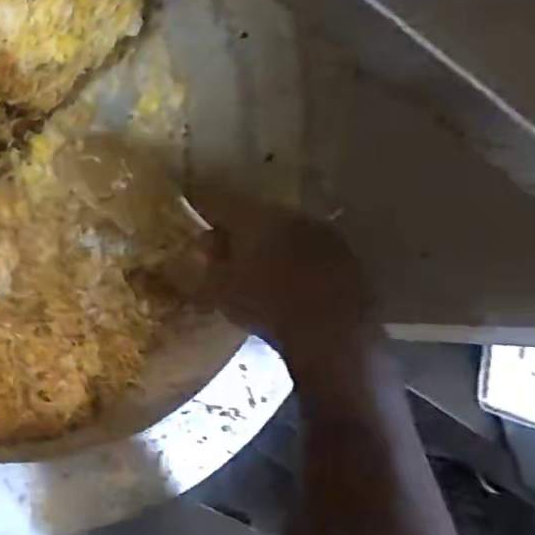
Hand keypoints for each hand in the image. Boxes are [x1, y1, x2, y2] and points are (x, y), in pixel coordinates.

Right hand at [196, 193, 374, 366]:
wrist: (329, 332)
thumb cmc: (263, 306)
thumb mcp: (218, 288)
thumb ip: (208, 260)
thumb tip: (204, 242)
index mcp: (256, 218)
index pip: (219, 201)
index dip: (201, 206)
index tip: (190, 210)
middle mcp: (291, 216)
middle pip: (255, 212)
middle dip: (236, 225)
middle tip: (220, 242)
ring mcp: (322, 233)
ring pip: (283, 228)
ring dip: (266, 240)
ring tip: (252, 261)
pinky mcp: (344, 255)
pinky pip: (305, 246)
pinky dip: (290, 255)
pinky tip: (283, 275)